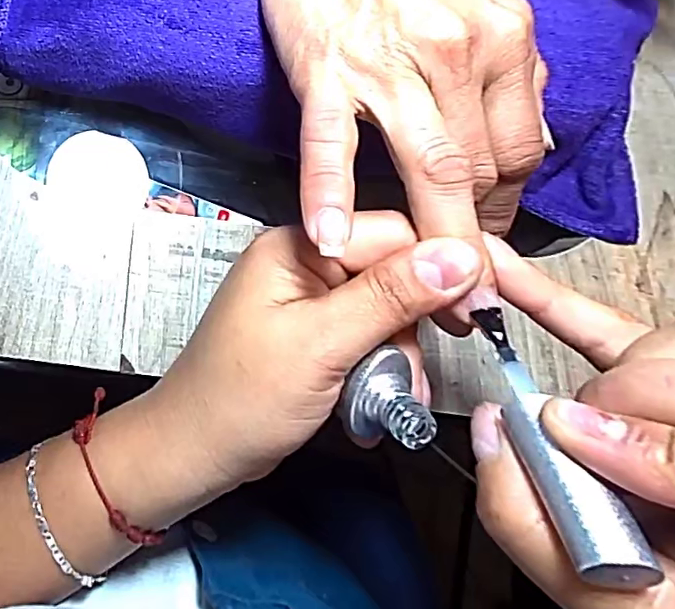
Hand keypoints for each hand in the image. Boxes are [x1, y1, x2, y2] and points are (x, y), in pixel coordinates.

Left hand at [137, 219, 483, 494]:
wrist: (202, 443)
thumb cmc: (241, 393)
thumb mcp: (321, 343)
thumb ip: (389, 297)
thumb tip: (455, 255)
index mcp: (293, 246)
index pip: (386, 232)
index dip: (437, 269)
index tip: (472, 314)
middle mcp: (301, 262)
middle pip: (392, 271)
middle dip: (412, 324)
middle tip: (412, 367)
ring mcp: (307, 297)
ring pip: (387, 309)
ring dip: (398, 354)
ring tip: (384, 391)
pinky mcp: (314, 329)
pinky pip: (368, 334)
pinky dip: (379, 365)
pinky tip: (372, 395)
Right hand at [258, 0, 547, 254]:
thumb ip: (508, 54)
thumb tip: (520, 116)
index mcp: (502, 33)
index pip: (523, 141)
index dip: (513, 198)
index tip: (494, 229)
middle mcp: (454, 55)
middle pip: (482, 165)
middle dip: (480, 232)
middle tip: (474, 283)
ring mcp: (385, 67)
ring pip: (423, 166)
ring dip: (431, 235)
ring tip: (434, 289)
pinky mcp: (323, 73)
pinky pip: (331, 144)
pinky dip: (330, 194)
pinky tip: (331, 238)